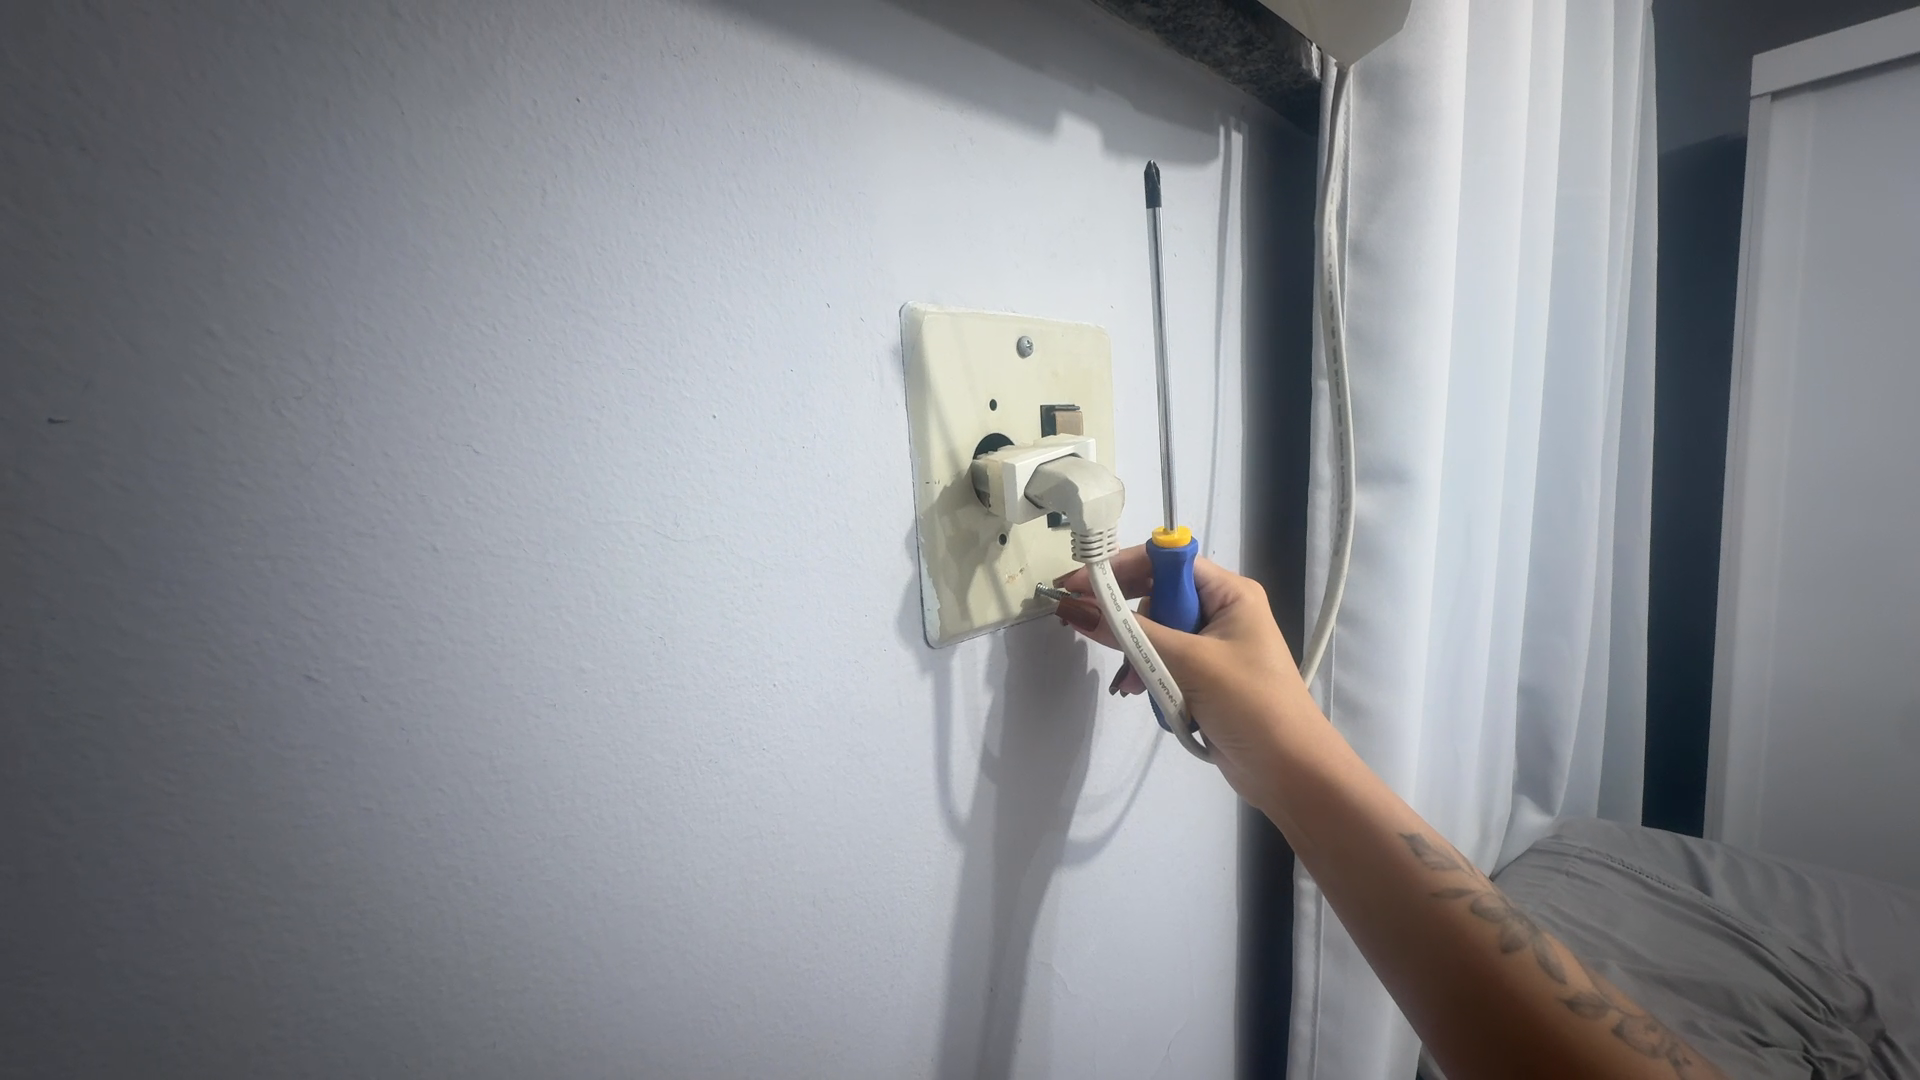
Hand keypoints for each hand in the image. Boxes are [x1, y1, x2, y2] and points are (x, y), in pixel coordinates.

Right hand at [1053, 548, 1323, 810]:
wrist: (1291, 773)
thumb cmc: (1251, 705)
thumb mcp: (1187, 662)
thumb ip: (1129, 633)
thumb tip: (1074, 607)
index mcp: (1228, 592)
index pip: (1164, 560)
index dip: (1120, 567)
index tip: (1079, 583)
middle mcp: (1220, 610)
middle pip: (1155, 595)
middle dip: (1125, 616)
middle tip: (1083, 625)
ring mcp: (1211, 644)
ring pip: (1154, 632)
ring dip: (1135, 653)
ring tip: (1128, 682)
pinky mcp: (1203, 675)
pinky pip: (1162, 660)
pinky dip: (1147, 673)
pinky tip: (1138, 692)